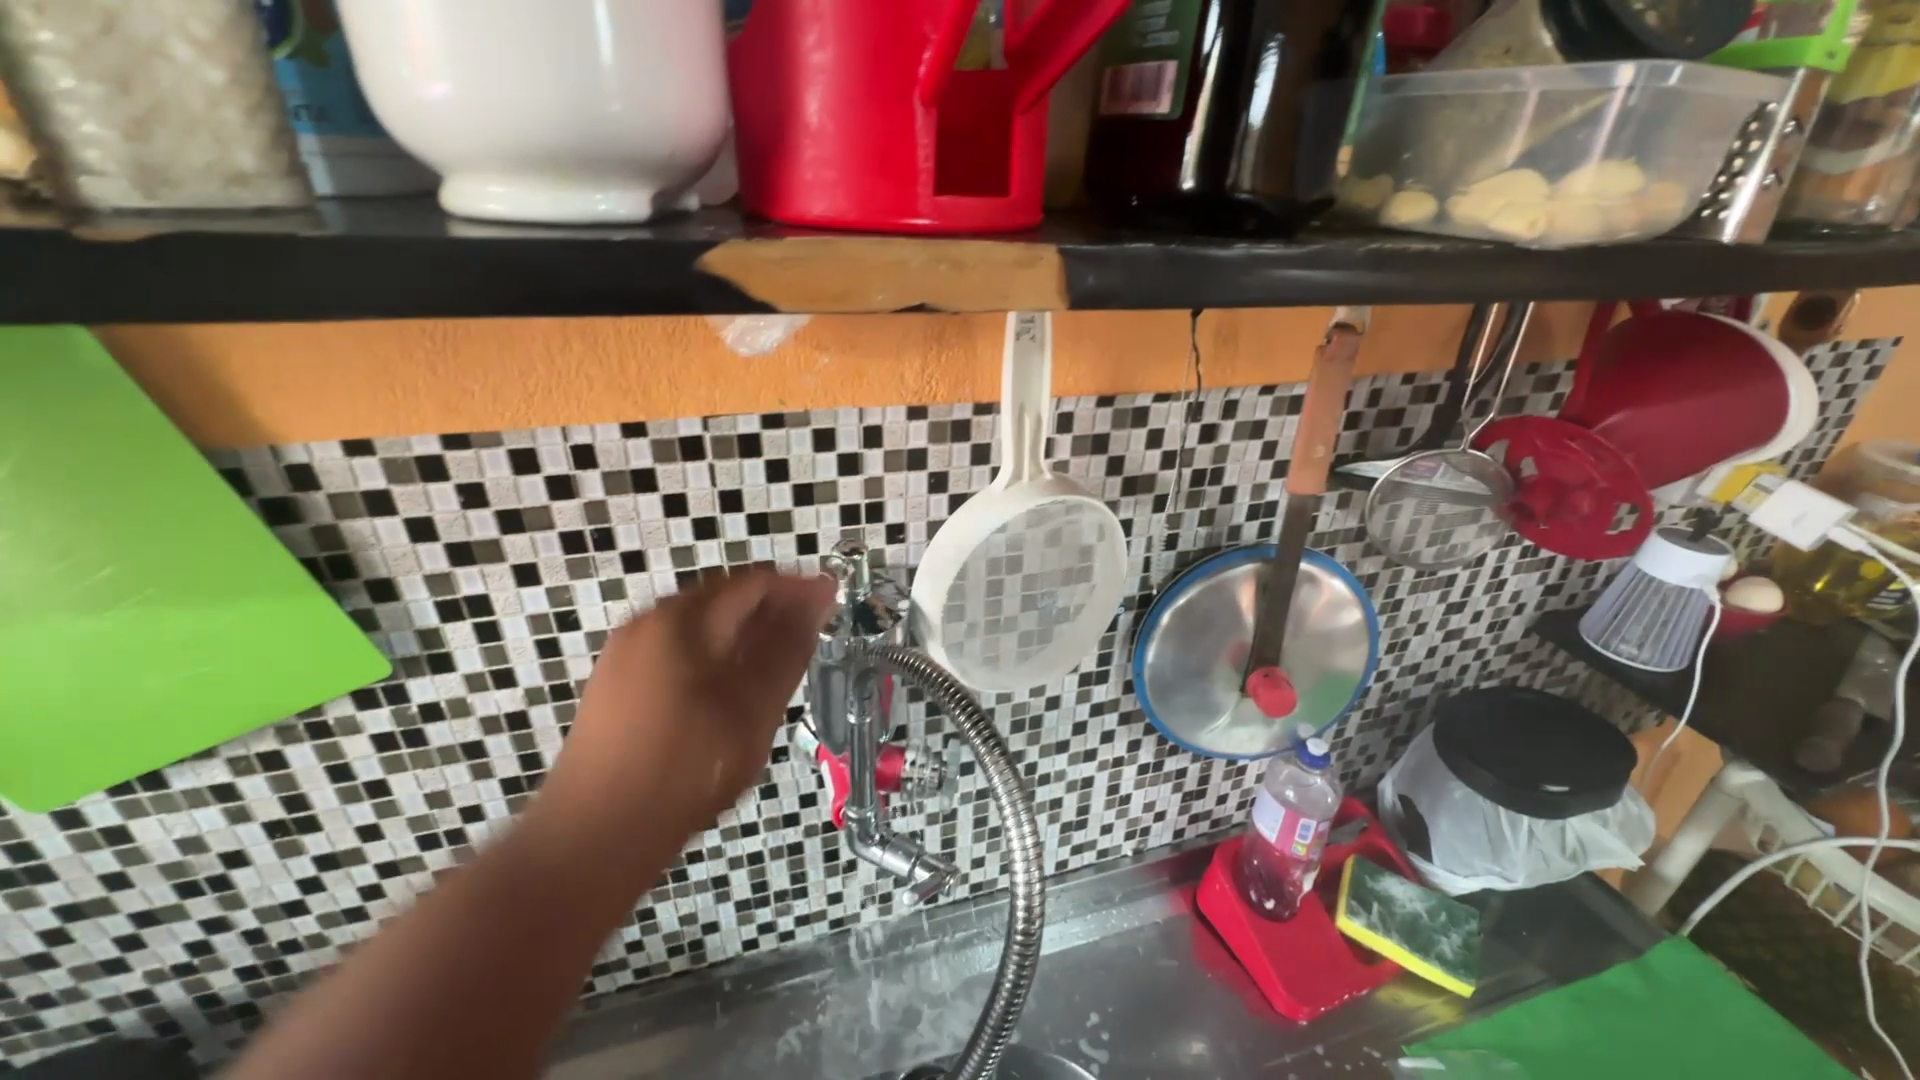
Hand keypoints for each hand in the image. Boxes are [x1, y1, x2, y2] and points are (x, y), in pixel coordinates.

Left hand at [538, 569, 835, 847]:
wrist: (594, 836)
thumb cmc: (684, 770)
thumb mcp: (750, 710)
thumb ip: (786, 651)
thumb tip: (814, 602)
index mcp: (681, 621)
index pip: (751, 583)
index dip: (796, 588)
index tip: (832, 600)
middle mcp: (647, 624)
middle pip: (721, 598)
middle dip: (770, 609)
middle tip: (812, 632)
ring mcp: (624, 655)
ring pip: (697, 627)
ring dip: (742, 633)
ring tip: (779, 661)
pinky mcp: (614, 686)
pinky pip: (675, 651)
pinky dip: (712, 656)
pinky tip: (730, 689)